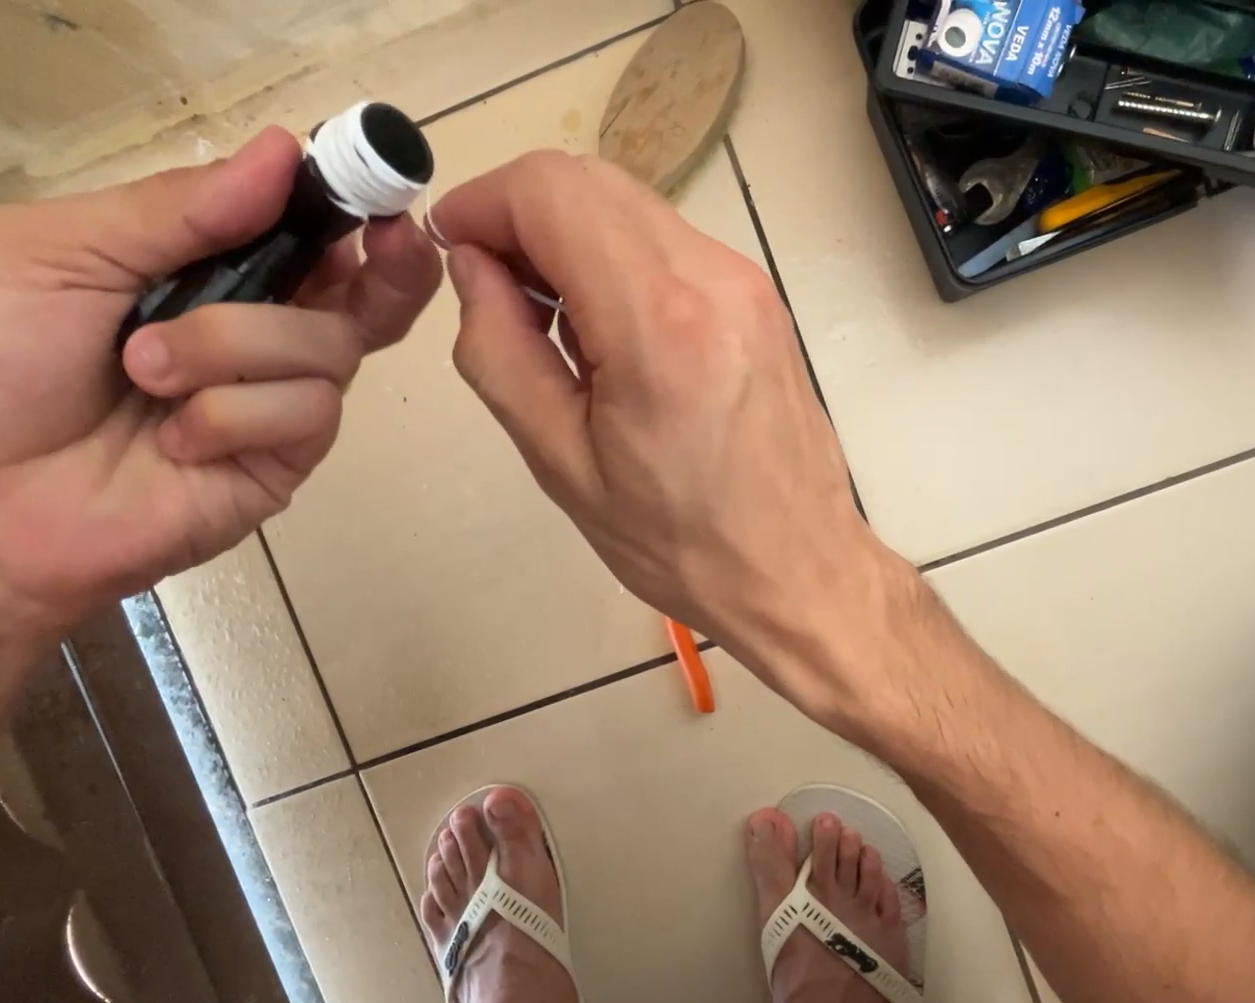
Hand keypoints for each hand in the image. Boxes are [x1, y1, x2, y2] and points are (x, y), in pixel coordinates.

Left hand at [0, 129, 441, 635]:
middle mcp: (261, 336)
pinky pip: (306, 412)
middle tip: (394, 241)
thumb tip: (282, 153)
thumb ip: (171, 210)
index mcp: (207, 276)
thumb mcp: (50, 253)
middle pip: (367, 299)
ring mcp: (279, 402)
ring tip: (145, 372)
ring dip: (235, 345)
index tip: (378, 193)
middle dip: (392, 269)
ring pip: (329, 346)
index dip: (352, 214)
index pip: (305, 238)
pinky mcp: (287, 461)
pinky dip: (235, 413)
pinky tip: (175, 438)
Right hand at [429, 151, 900, 661]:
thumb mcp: (562, 462)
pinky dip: (622, 262)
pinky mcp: (763, 302)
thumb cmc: (679, 541)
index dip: (482, 205)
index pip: (549, 191)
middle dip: (523, 218)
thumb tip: (474, 268)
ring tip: (558, 330)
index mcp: (656, 320)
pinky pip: (672, 245)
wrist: (798, 569)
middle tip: (500, 296)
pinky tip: (615, 336)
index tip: (456, 255)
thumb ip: (499, 351)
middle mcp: (713, 278)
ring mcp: (748, 284)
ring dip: (573, 241)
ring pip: (633, 208)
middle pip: (591, 182)